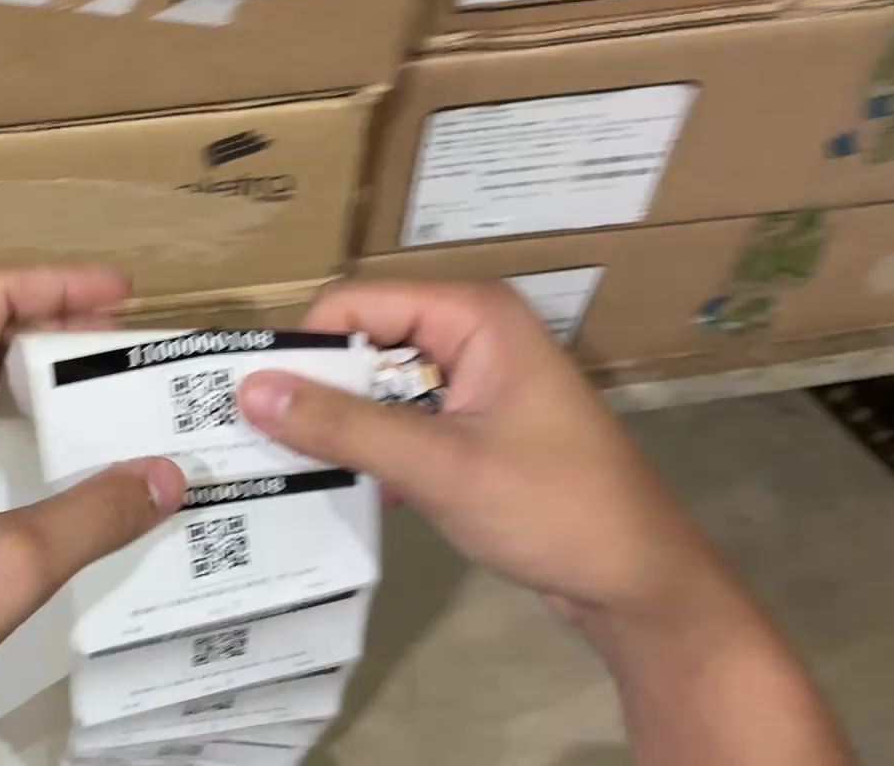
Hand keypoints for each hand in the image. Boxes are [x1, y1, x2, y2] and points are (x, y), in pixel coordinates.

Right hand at [237, 281, 852, 765]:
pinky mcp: (467, 416)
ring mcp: (470, 375)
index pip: (355, 303)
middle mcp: (467, 330)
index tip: (258, 397)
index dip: (304, 345)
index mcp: (470, 314)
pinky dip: (368, 440)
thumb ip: (341, 426)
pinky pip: (396, 411)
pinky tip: (350, 481)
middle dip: (317, 385)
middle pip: (362, 339)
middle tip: (262, 432)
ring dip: (339, 418)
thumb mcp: (439, 465)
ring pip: (375, 379)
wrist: (644, 591)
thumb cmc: (554, 509)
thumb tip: (248, 391)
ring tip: (292, 458)